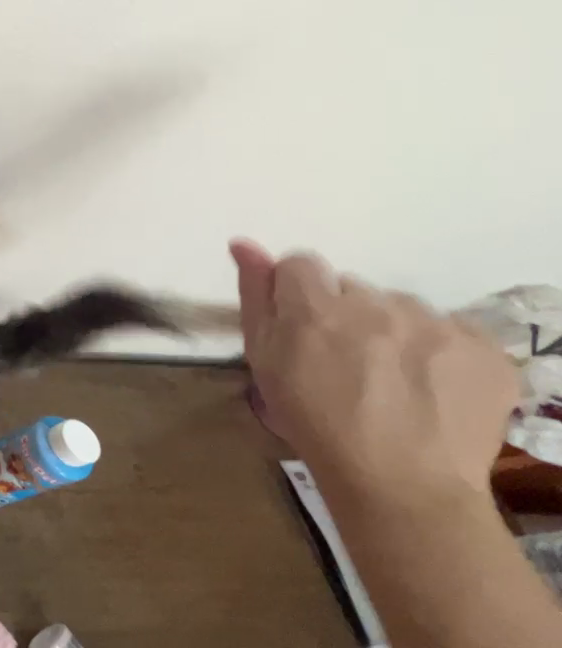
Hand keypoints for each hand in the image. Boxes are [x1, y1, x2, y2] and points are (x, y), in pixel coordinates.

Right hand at [231, 240, 519, 501]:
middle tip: (345, 360)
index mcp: (313, 306)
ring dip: (391, 330)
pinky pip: (452, 328)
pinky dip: (439, 349)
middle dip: (344, 314)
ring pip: (400, 307)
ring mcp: (434, 325)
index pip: (300, 264)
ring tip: (391, 376)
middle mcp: (373, 304)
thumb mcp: (263, 359)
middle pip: (352, 288)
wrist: (400, 483)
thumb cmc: (312, 421)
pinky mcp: (483, 348)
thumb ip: (255, 297)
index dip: (296, 293)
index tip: (302, 327)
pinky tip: (430, 383)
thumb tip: (244, 242)